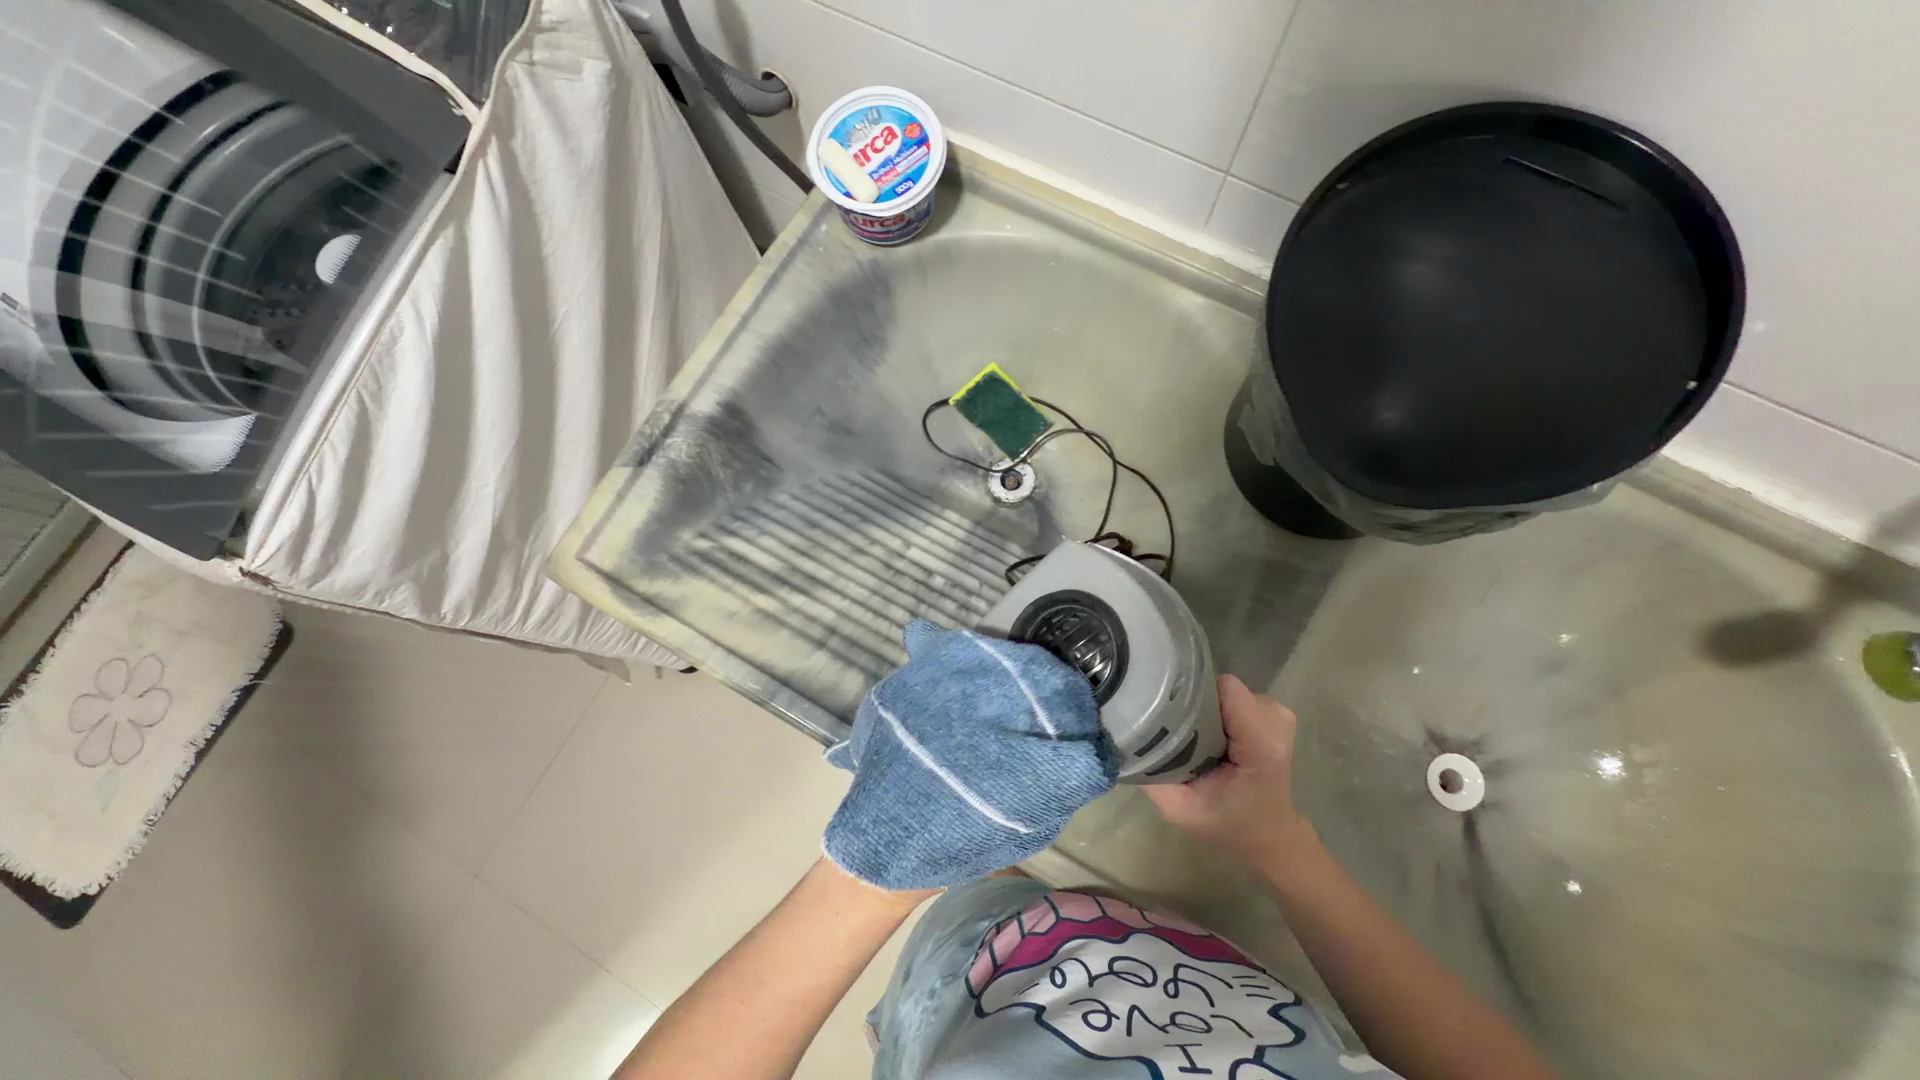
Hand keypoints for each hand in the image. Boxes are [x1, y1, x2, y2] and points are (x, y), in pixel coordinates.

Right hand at [1145, 675, 1315, 868]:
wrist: (1268, 835)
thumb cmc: (1226, 823)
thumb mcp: (1180, 808)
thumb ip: (1154, 773)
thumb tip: (1122, 737)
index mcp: (1261, 742)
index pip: (1224, 689)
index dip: (1192, 697)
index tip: (1171, 719)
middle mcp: (1275, 719)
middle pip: (1221, 689)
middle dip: (1196, 707)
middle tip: (1178, 736)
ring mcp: (1278, 714)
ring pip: (1225, 692)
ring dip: (1207, 711)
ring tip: (1196, 741)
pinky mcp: (1273, 713)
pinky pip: (1234, 699)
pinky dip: (1219, 714)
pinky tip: (1213, 739)